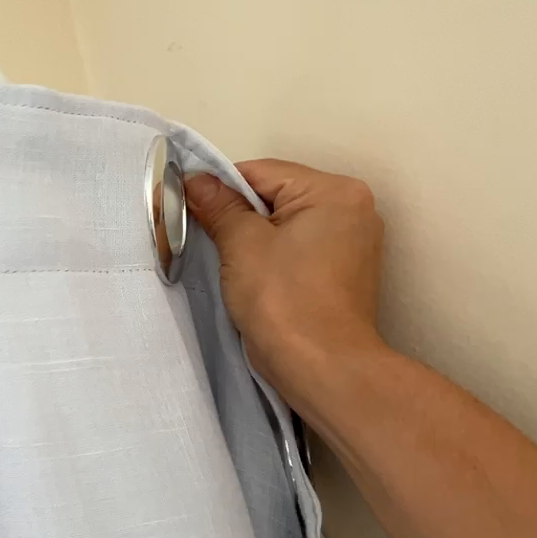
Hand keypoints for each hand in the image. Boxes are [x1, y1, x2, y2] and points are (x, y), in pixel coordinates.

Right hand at [184, 160, 385, 404]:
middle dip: (235, 215)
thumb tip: (194, 181)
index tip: (185, 208)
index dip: (217, 189)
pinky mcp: (339, 270)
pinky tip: (248, 276)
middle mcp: (351, 209)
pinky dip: (267, 255)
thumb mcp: (241, 243)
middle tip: (202, 238)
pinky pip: (293, 247)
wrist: (319, 364)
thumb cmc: (285, 301)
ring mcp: (349, 241)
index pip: (260, 173)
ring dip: (249, 237)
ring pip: (281, 223)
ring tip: (227, 262)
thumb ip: (218, 205)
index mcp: (334, 192)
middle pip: (272, 196)